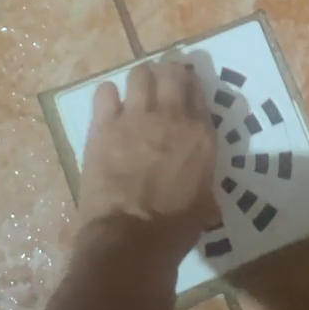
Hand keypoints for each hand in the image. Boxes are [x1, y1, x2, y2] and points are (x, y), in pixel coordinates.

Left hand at [76, 59, 217, 258]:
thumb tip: (200, 182)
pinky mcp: (104, 125)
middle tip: (164, 80)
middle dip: (169, 72)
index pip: (199, 93)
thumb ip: (203, 178)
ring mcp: (136, 117)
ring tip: (137, 90)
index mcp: (201, 135)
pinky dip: (108, 95)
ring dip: (141, 79)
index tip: (186, 90)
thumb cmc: (174, 228)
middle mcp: (172, 116)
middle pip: (173, 72)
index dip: (192, 87)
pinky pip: (105, 92)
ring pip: (140, 74)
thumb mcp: (205, 202)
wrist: (130, 237)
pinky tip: (109, 105)